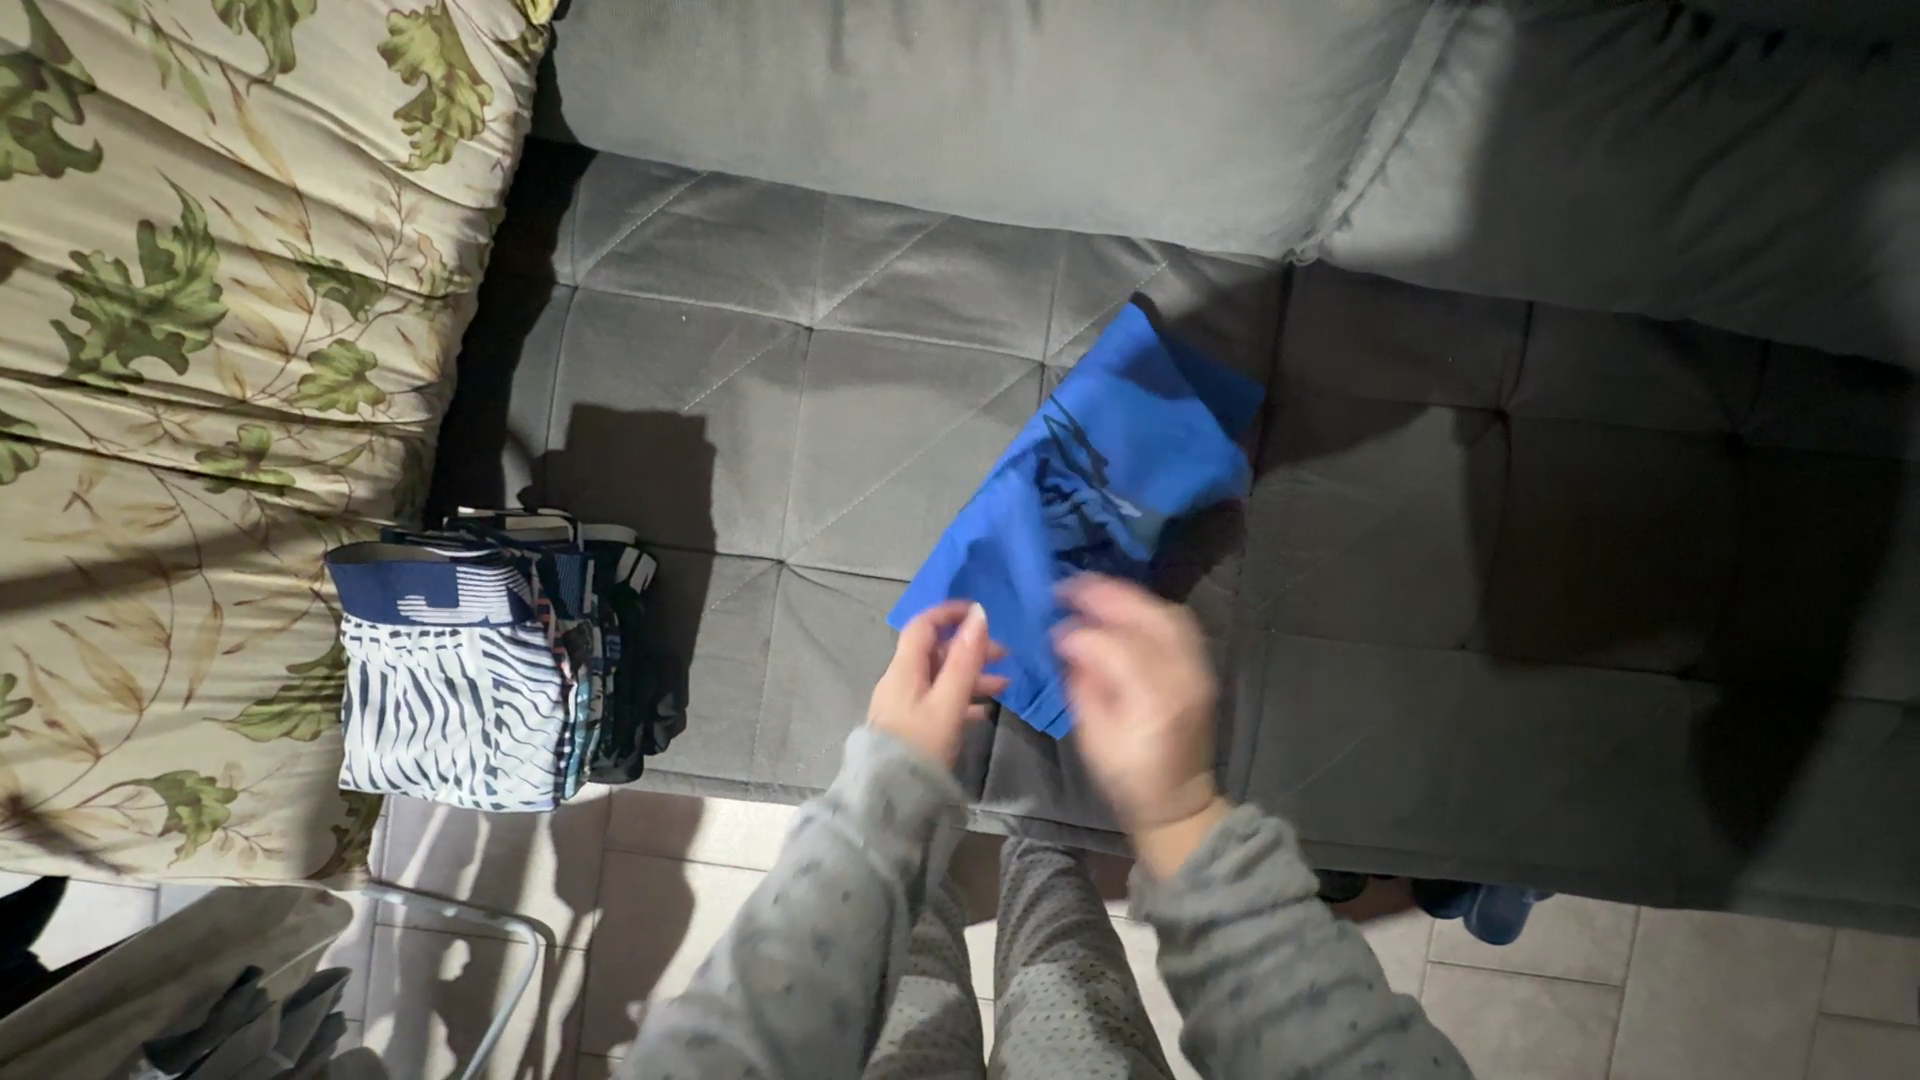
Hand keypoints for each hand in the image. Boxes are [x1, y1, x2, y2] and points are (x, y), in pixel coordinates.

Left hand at [868, 601, 1007, 769]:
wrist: (890, 798)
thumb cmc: (921, 745)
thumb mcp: (948, 701)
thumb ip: (965, 659)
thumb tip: (978, 615)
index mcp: (905, 668)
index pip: (923, 625)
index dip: (950, 613)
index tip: (980, 613)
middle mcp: (901, 681)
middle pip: (936, 652)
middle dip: (970, 648)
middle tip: (1005, 655)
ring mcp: (904, 704)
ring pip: (940, 678)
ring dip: (971, 676)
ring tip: (1004, 685)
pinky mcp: (910, 727)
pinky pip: (938, 701)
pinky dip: (962, 698)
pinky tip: (983, 710)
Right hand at [1055, 575, 1227, 874]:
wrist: (1180, 802)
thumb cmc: (1128, 778)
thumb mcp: (1092, 738)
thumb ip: (1081, 684)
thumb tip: (1067, 642)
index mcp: (1152, 702)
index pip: (1113, 647)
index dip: (1079, 634)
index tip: (1054, 632)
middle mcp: (1182, 678)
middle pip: (1147, 618)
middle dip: (1105, 596)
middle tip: (1068, 587)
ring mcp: (1198, 670)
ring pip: (1166, 614)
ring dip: (1128, 597)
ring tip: (1093, 591)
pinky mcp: (1202, 668)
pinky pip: (1178, 624)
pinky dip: (1149, 608)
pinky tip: (1124, 608)